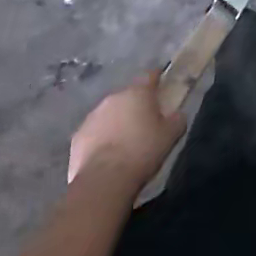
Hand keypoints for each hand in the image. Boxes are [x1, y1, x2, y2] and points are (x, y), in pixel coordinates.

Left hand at [67, 74, 185, 186]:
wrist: (103, 181)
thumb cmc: (142, 151)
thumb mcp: (171, 135)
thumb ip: (177, 119)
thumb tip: (177, 114)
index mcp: (138, 92)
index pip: (150, 75)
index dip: (157, 78)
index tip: (162, 84)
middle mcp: (113, 98)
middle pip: (128, 96)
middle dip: (135, 105)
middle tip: (145, 121)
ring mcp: (92, 117)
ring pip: (109, 113)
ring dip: (117, 121)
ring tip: (124, 141)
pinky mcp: (77, 137)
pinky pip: (94, 132)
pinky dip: (101, 138)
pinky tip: (107, 155)